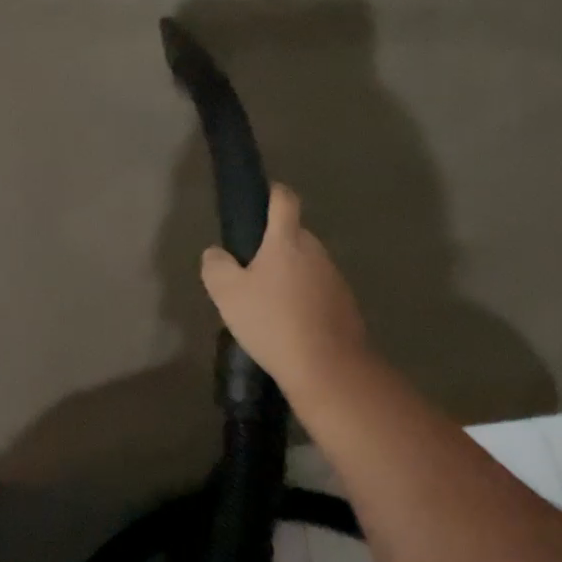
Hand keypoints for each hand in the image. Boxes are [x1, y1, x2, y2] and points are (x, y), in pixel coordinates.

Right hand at [200, 184, 369, 392]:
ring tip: (269, 307)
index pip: (284, 199)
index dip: (272, 194)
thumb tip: (216, 253)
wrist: (329, 368)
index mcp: (287, 239)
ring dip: (291, 276)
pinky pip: (319, 292)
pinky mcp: (346, 305)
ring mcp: (334, 277)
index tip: (260, 202)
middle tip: (251, 273)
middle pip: (294, 235)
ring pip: (307, 265)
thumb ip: (217, 267)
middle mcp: (315, 250)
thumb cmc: (273, 322)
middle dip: (275, 247)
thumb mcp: (229, 295)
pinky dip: (306, 301)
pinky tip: (292, 327)